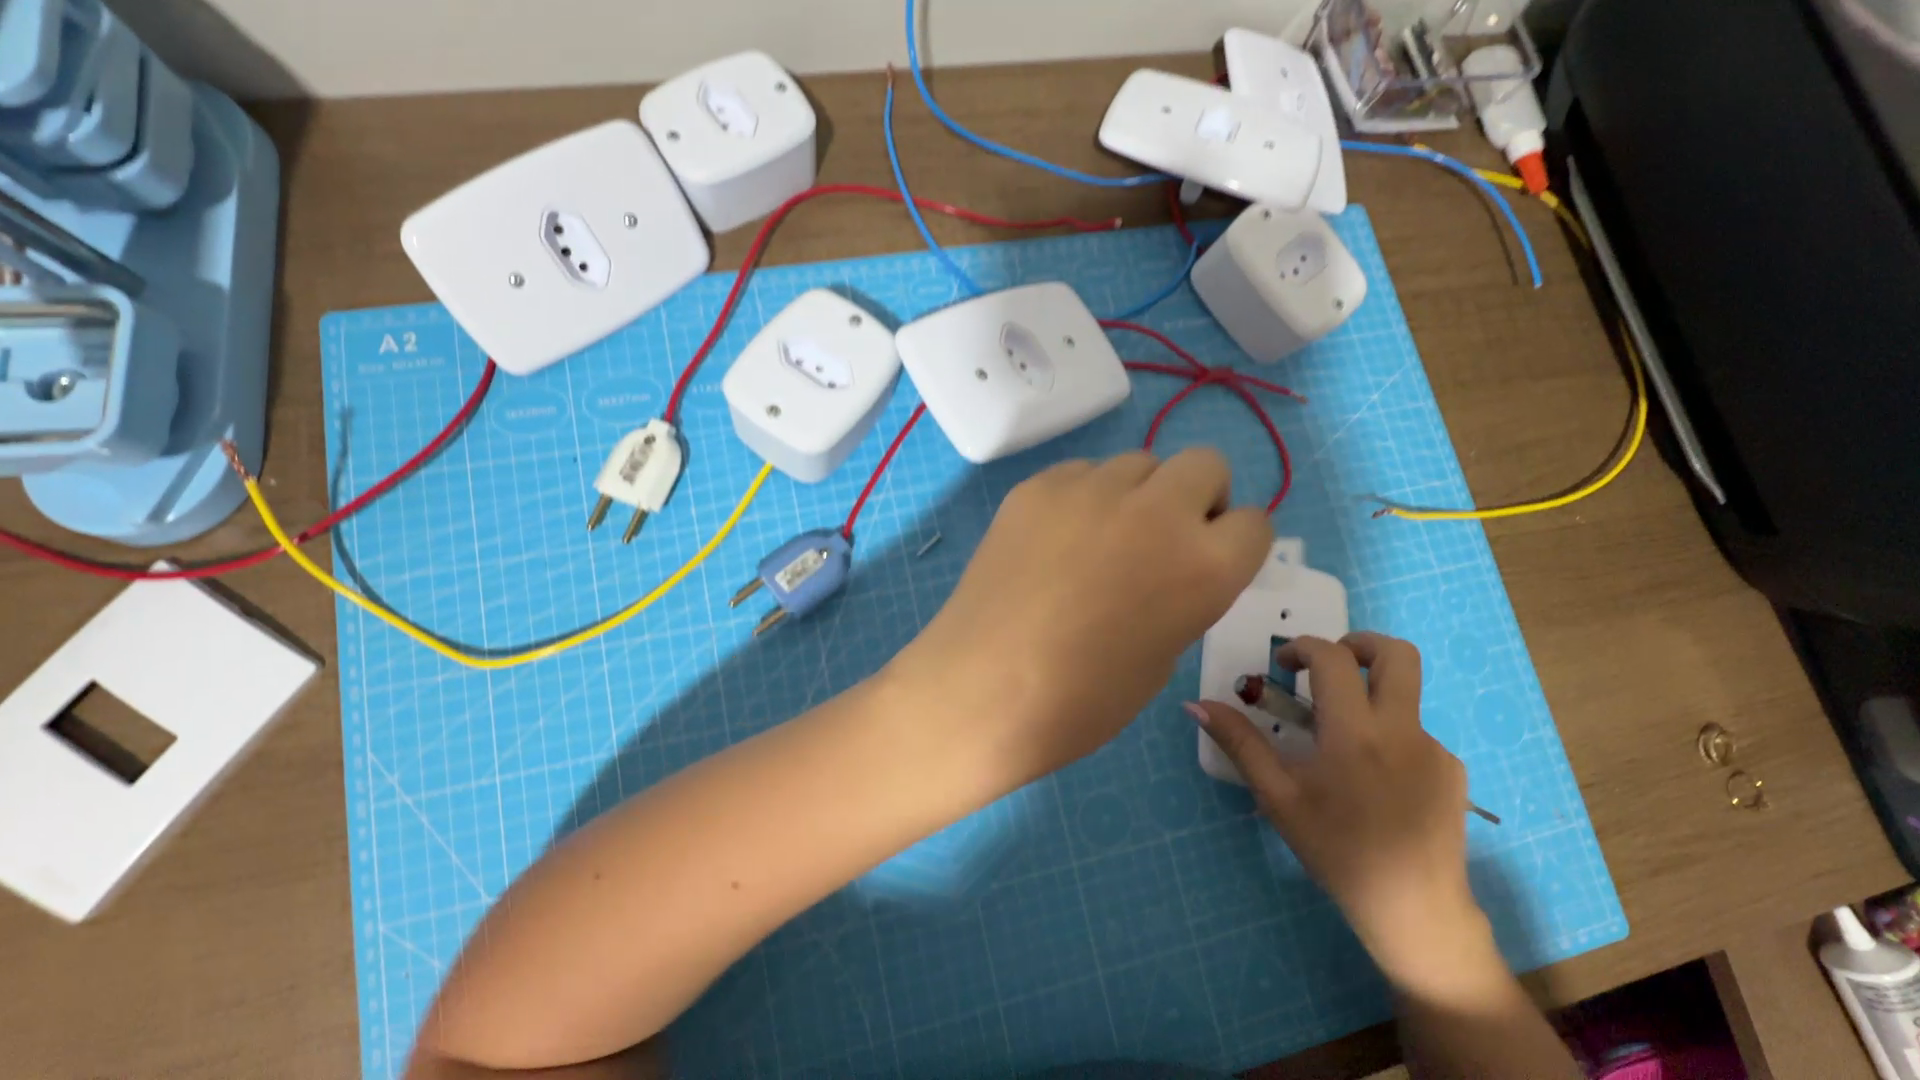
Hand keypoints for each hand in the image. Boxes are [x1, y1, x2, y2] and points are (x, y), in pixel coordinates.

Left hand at [888, 448, 1270, 787]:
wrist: (983, 691)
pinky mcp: (1038, 486)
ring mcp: (1093, 490)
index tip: (1209, 564)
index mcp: (1205, 565)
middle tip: (1162, 541)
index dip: (1234, 545)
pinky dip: (1083, 498)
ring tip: (1100, 542)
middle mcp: (1158, 511)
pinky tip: (1054, 543)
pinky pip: (1081, 473)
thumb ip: (1183, 596)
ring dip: (1138, 493)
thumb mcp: (1163, 657)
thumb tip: (1172, 568)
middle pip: (1206, 464)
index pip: (1255, 522)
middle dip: (1197, 497)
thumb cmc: (1082, 700)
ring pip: (1140, 462)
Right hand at [1193, 633, 1492, 994]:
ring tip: (1342, 744)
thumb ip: (1240, 744)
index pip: (1333, 658)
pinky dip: (1389, 739)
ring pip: (1406, 698)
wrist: (1413, 908)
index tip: (1282, 666)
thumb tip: (1195, 705)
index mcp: (1355, 732)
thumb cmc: (1335, 850)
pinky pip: (1416, 736)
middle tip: (1329, 665)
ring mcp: (1435, 748)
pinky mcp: (1453, 771)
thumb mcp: (1278, 797)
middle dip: (1359, 644)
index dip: (1303, 647)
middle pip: (1396, 653)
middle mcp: (1402, 728)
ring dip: (1371, 698)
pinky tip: (1374, 783)